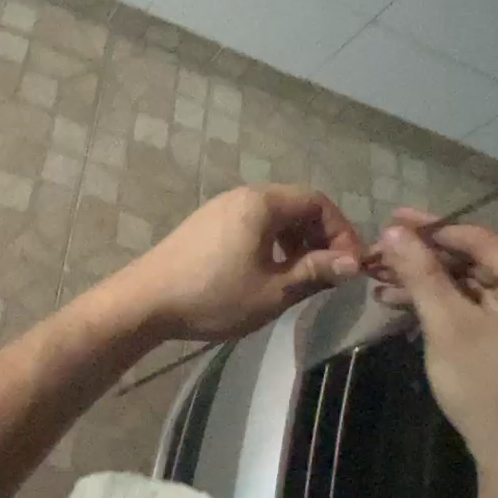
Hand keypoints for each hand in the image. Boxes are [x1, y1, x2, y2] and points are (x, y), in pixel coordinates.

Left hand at [114, 185, 365, 341]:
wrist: (146, 301)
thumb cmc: (214, 295)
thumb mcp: (272, 290)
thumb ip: (314, 273)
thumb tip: (351, 263)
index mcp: (260, 203)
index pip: (317, 201)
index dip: (341, 231)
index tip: (349, 266)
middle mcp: (240, 196)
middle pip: (295, 206)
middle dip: (320, 237)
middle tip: (330, 274)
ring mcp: (219, 209)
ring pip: (273, 217)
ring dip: (296, 242)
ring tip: (302, 277)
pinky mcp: (206, 226)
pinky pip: (251, 226)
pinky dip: (271, 244)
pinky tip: (268, 274)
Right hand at [372, 209, 497, 481]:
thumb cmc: (488, 389)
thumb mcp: (449, 326)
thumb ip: (422, 273)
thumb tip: (392, 229)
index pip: (484, 242)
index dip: (433, 230)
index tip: (390, 219)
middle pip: (477, 262)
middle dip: (425, 259)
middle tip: (378, 251)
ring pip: (473, 285)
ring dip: (427, 282)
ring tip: (378, 277)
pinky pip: (478, 307)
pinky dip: (442, 304)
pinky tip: (399, 300)